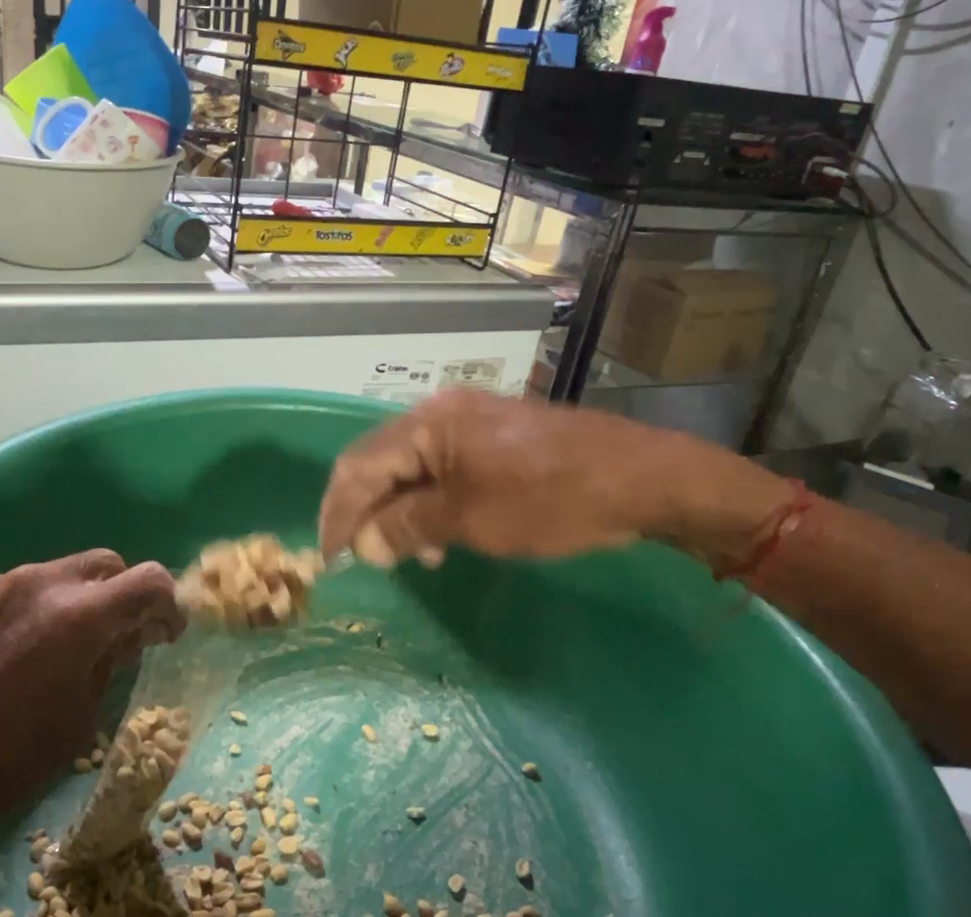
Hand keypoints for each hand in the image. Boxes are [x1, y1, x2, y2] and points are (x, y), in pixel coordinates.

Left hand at [0, 550, 184, 854]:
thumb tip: (128, 638)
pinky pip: (30, 588)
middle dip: (127, 595)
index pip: (148, 579)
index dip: (169, 604)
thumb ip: (108, 665)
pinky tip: (34, 652)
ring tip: (79, 649)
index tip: (168, 634)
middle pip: (108, 564)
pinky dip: (50, 607)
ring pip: (67, 573)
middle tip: (127, 638)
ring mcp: (2, 585)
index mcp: (78, 615)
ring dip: (87, 600)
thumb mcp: (75, 722)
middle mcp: (43, 583)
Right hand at [318, 392, 786, 569]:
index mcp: (427, 424)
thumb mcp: (472, 520)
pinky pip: (440, 465)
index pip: (358, 467)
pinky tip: (443, 533)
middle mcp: (439, 411)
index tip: (329, 559)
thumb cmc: (551, 500)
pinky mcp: (493, 434)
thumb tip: (365, 543)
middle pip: (378, 461)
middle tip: (364, 558)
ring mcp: (468, 419)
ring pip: (409, 465)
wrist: (641, 477)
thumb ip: (408, 526)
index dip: (338, 515)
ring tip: (412, 555)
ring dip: (398, 509)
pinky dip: (429, 499)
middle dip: (365, 511)